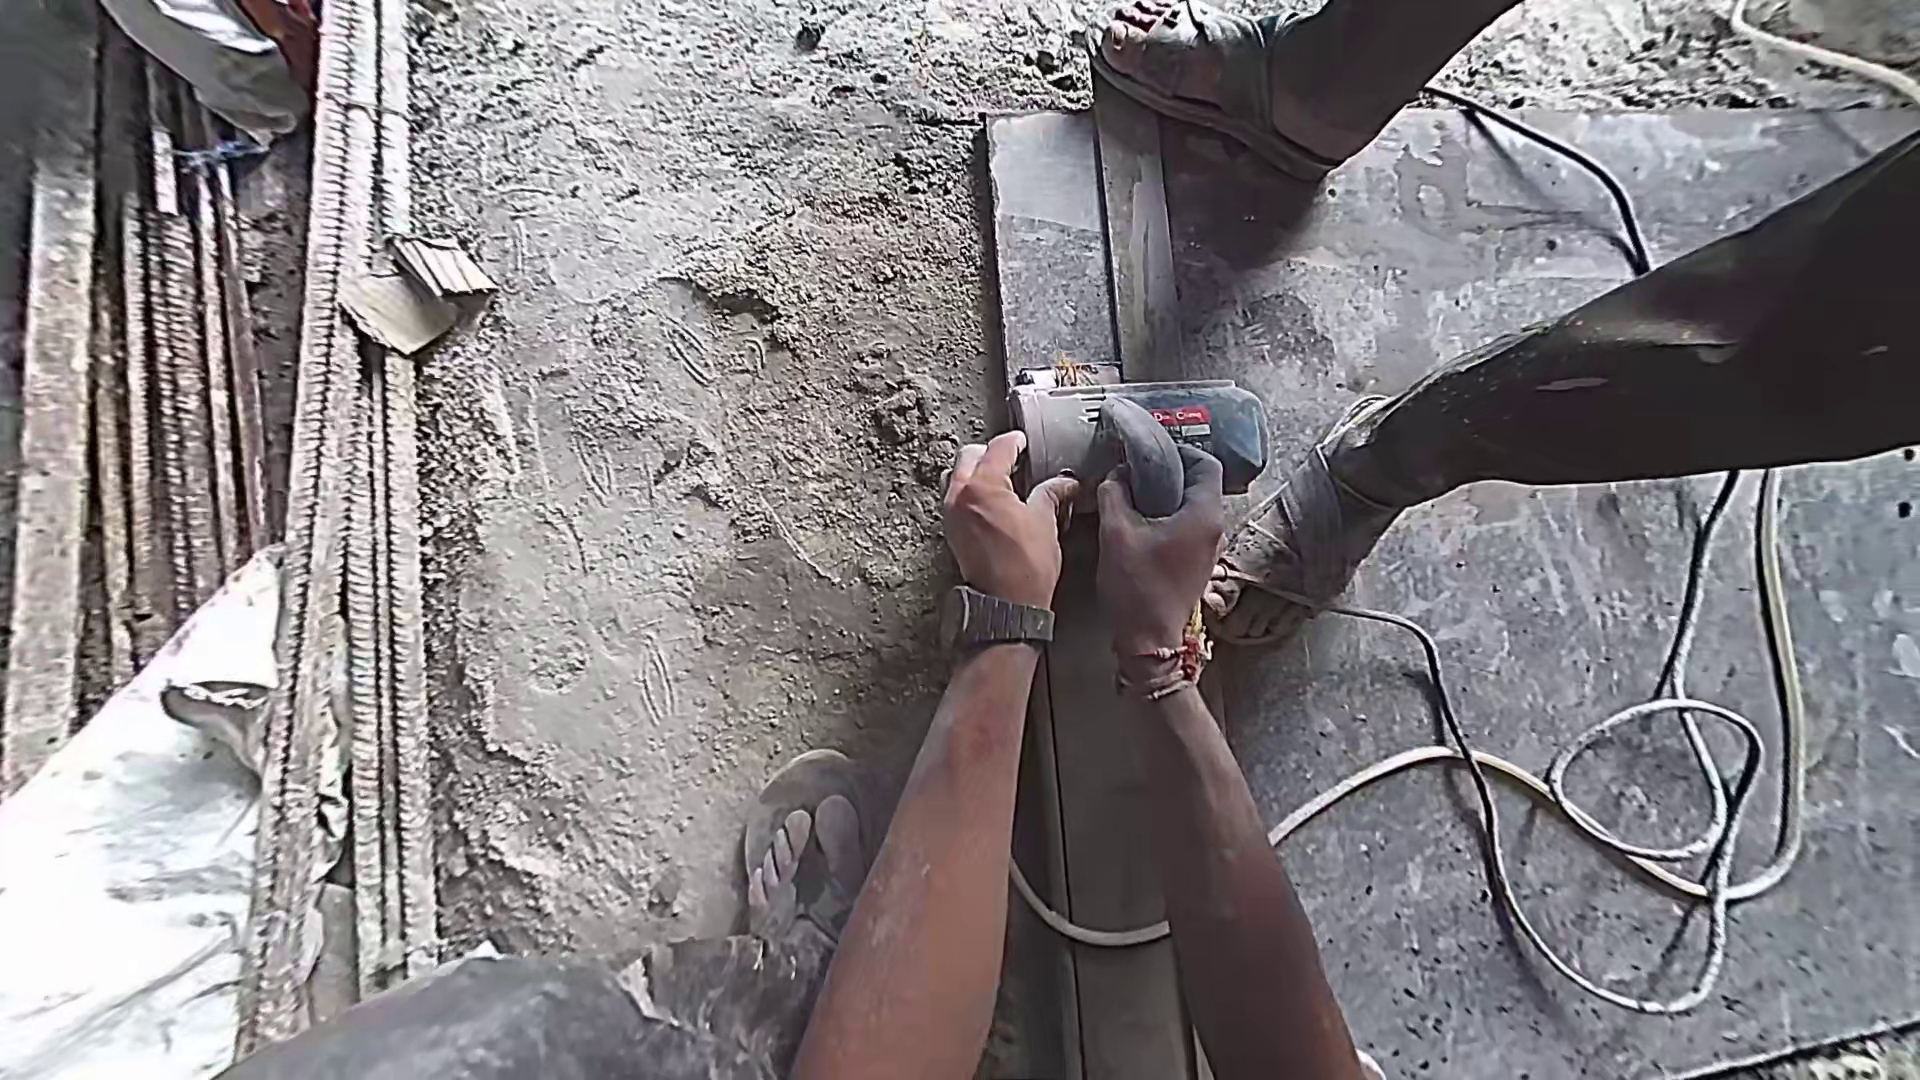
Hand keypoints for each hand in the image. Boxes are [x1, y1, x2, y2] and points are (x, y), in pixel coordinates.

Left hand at [942, 431, 1080, 608]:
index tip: (1023, 442)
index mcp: (983, 486)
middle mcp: (959, 495)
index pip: (998, 448)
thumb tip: (1064, 484)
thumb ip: (1051, 493)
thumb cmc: (1025, 566)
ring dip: (975, 471)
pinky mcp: (951, 530)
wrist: (1007, 604)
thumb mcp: (1045, 521)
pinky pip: (954, 498)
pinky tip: (990, 502)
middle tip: (1014, 459)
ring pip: (956, 476)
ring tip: (1000, 480)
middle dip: (991, 453)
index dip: (1015, 442)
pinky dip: (969, 491)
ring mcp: (951, 514)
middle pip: (969, 456)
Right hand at [1096, 446, 1225, 658]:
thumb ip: (1114, 494)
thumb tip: (1117, 474)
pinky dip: (1166, 518)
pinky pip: (1186, 528)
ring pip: (1190, 507)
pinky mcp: (1197, 563)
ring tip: (1132, 497)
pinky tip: (1139, 524)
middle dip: (1167, 473)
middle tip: (1134, 472)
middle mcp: (1215, 529)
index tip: (1149, 452)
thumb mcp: (1115, 532)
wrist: (1149, 640)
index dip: (1179, 450)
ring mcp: (1209, 549)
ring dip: (1164, 497)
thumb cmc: (1136, 585)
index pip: (1205, 463)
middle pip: (1198, 484)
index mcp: (1204, 515)